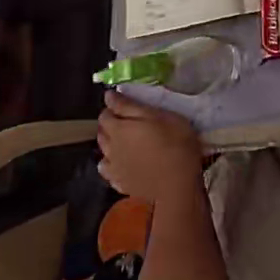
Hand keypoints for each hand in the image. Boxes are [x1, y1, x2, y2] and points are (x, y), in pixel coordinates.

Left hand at [98, 91, 204, 206]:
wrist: (177, 182)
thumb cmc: (174, 142)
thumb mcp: (158, 115)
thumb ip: (130, 106)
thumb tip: (108, 95)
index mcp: (118, 129)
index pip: (106, 113)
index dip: (114, 106)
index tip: (126, 104)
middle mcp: (110, 148)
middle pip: (102, 132)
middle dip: (110, 124)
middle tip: (128, 120)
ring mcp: (114, 168)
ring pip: (103, 151)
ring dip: (110, 143)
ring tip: (125, 140)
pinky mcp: (121, 184)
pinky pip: (108, 171)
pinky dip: (111, 164)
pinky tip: (122, 162)